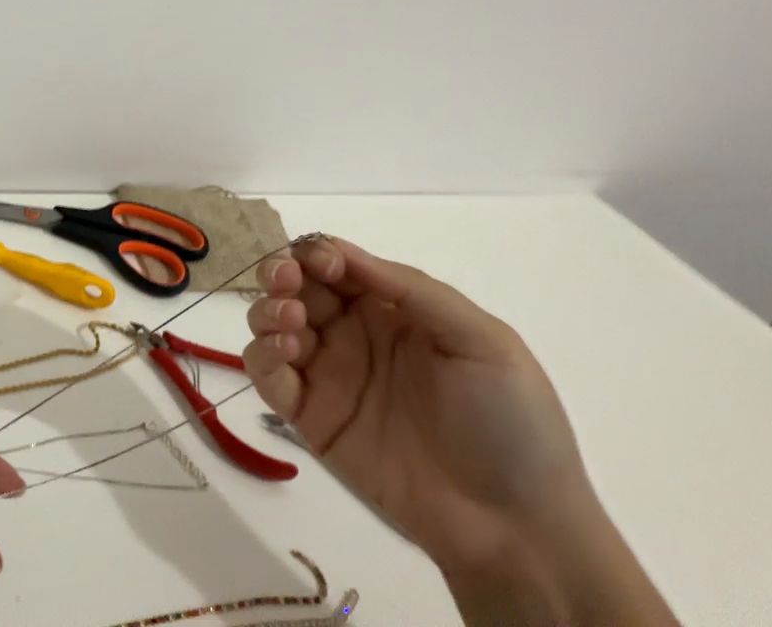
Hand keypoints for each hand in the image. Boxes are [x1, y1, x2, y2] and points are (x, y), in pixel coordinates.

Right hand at [242, 237, 675, 625]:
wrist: (511, 521)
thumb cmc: (510, 421)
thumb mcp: (482, 340)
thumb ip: (413, 289)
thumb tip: (340, 250)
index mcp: (394, 311)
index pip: (338, 265)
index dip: (318, 253)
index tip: (320, 263)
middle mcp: (353, 335)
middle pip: (294, 286)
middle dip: (280, 273)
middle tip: (286, 283)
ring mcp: (327, 374)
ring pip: (269, 323)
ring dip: (266, 310)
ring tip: (290, 323)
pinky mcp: (307, 415)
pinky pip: (266, 373)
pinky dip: (261, 355)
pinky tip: (285, 355)